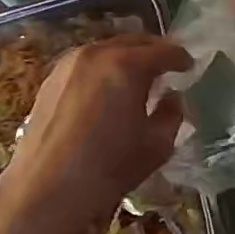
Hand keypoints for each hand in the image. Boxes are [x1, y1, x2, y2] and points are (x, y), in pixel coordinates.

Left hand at [0, 36, 191, 233]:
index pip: (164, 51)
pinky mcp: (51, 79)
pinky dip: (103, 68)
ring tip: (137, 79)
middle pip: (134, 42)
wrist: (45, 191)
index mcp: (127, 65)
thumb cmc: (107, 169)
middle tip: (167, 68)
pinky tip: (107, 90)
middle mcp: (97, 54)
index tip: (189, 67)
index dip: (181, 58)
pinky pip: (87, 63)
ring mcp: (70, 64)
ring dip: (127, 58)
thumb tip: (173, 97)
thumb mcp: (156, 146)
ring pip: (107, 49)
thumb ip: (172, 114)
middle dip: (153, 52)